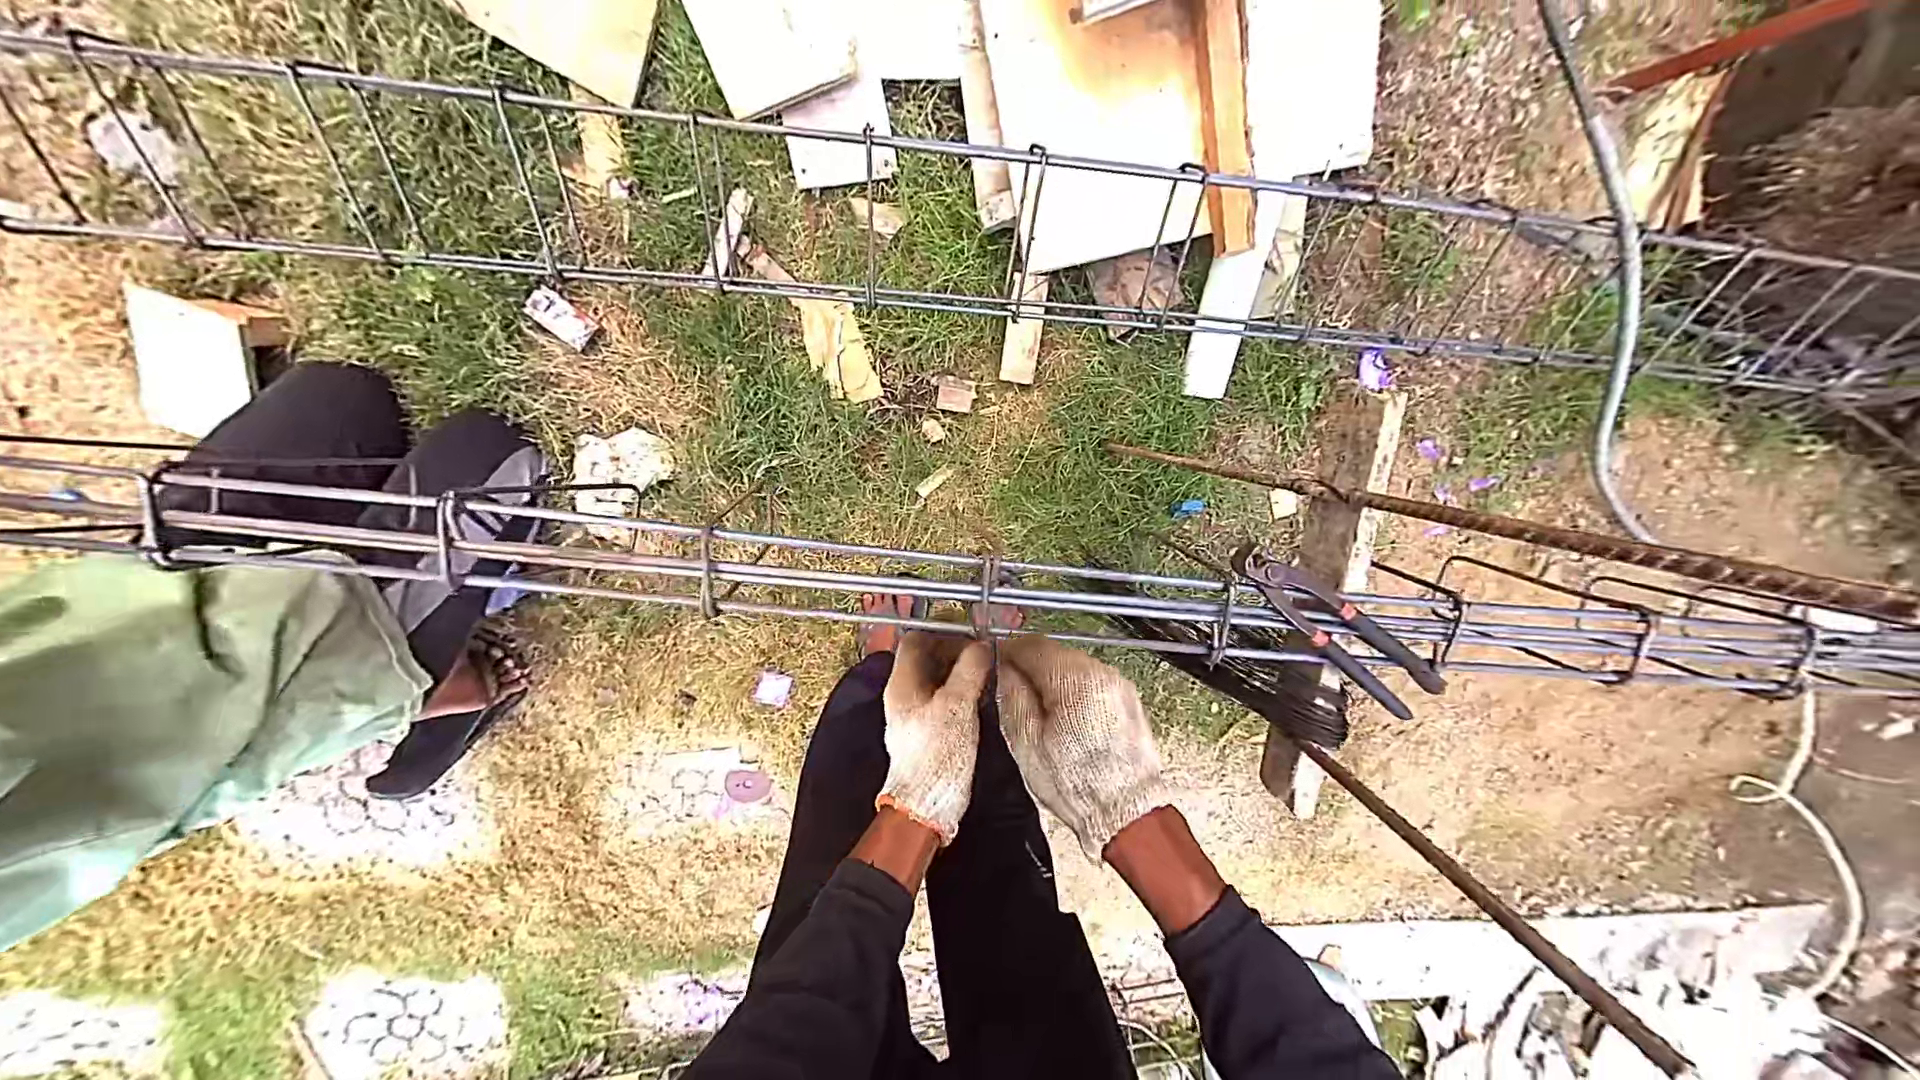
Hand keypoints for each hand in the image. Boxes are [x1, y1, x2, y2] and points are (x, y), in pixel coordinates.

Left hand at [876, 631, 993, 844]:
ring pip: (936, 677)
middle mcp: (903, 694)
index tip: (973, 639)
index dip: (944, 633)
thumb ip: (969, 670)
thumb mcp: (957, 706)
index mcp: (902, 683)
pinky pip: (942, 698)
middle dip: (956, 651)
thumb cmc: (938, 754)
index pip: (916, 639)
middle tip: (985, 657)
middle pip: (926, 657)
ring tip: (987, 675)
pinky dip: (960, 691)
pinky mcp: (926, 729)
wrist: (926, 806)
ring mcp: (913, 713)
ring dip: (960, 671)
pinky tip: (980, 697)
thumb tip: (981, 645)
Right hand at [996, 636, 1172, 859]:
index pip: (1032, 646)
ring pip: (1072, 664)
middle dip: (1030, 665)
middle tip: (1011, 688)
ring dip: (1052, 677)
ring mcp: (1117, 684)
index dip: (1007, 651)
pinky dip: (1072, 688)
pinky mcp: (1125, 697)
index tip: (995, 661)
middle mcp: (1100, 674)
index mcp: (1074, 680)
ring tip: (1039, 709)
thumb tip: (1003, 669)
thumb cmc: (1077, 784)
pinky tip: (1064, 716)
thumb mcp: (1026, 742)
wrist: (1127, 811)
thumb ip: (1011, 695)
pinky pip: (1090, 680)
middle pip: (1054, 652)